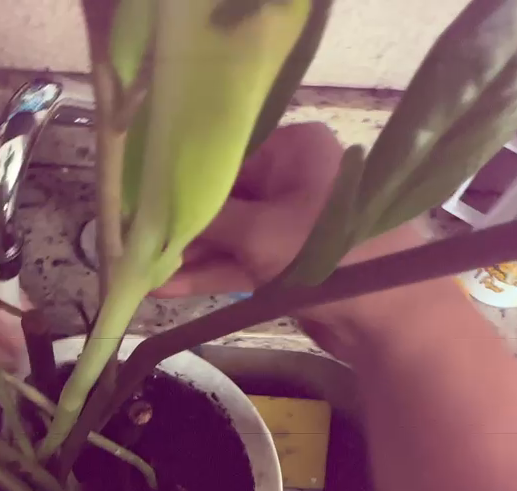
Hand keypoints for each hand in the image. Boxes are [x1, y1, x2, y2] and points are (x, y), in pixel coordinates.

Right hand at [151, 123, 447, 339]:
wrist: (384, 314)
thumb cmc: (326, 255)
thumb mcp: (256, 232)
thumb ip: (204, 221)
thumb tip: (155, 213)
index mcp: (293, 149)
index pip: (223, 160)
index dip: (179, 185)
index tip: (138, 204)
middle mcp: (290, 178)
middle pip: (221, 201)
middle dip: (180, 229)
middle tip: (132, 244)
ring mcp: (286, 224)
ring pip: (226, 237)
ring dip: (187, 258)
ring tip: (139, 273)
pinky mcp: (283, 263)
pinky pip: (237, 263)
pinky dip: (207, 275)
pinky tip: (165, 287)